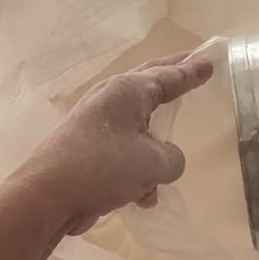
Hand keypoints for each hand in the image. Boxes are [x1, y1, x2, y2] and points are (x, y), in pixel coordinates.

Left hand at [5, 52, 214, 235]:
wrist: (49, 197)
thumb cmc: (104, 168)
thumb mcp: (154, 163)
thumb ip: (173, 159)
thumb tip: (166, 161)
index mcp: (127, 92)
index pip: (169, 76)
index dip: (192, 71)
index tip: (210, 60)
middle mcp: (110, 102)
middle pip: (150, 88)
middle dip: (173, 82)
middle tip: (194, 67)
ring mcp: (96, 128)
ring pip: (138, 134)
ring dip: (153, 156)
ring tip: (165, 172)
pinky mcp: (88, 154)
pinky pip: (124, 160)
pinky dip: (136, 176)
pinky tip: (143, 200)